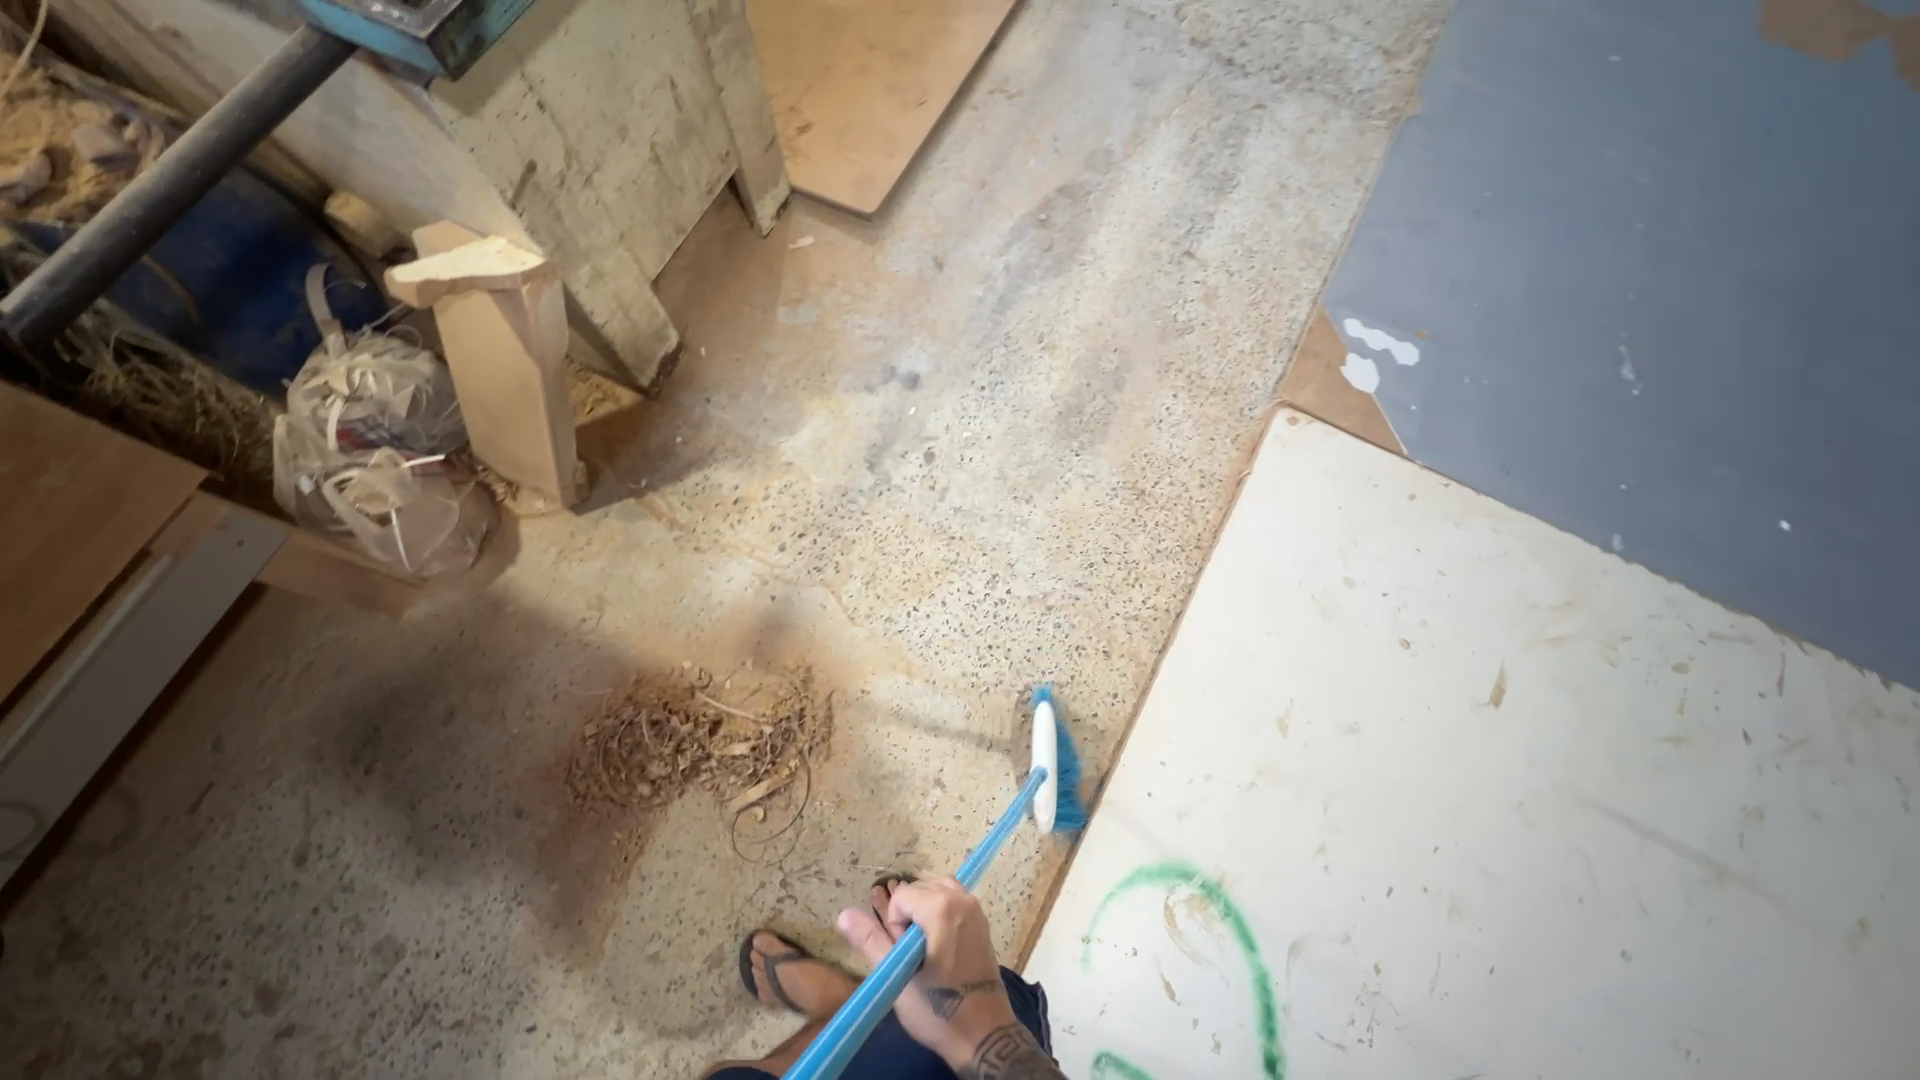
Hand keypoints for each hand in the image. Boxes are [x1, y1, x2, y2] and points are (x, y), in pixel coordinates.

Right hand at [836, 876, 1017, 1068]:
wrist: (983, 1032)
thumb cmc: (937, 1008)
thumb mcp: (897, 976)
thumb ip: (871, 941)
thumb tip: (844, 914)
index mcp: (941, 909)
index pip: (902, 896)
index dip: (895, 923)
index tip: (902, 953)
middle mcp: (961, 899)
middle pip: (919, 888)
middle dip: (908, 914)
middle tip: (910, 951)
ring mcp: (974, 907)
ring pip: (936, 888)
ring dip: (922, 908)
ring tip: (919, 943)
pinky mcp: (981, 919)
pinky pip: (954, 896)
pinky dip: (939, 907)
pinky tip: (935, 937)